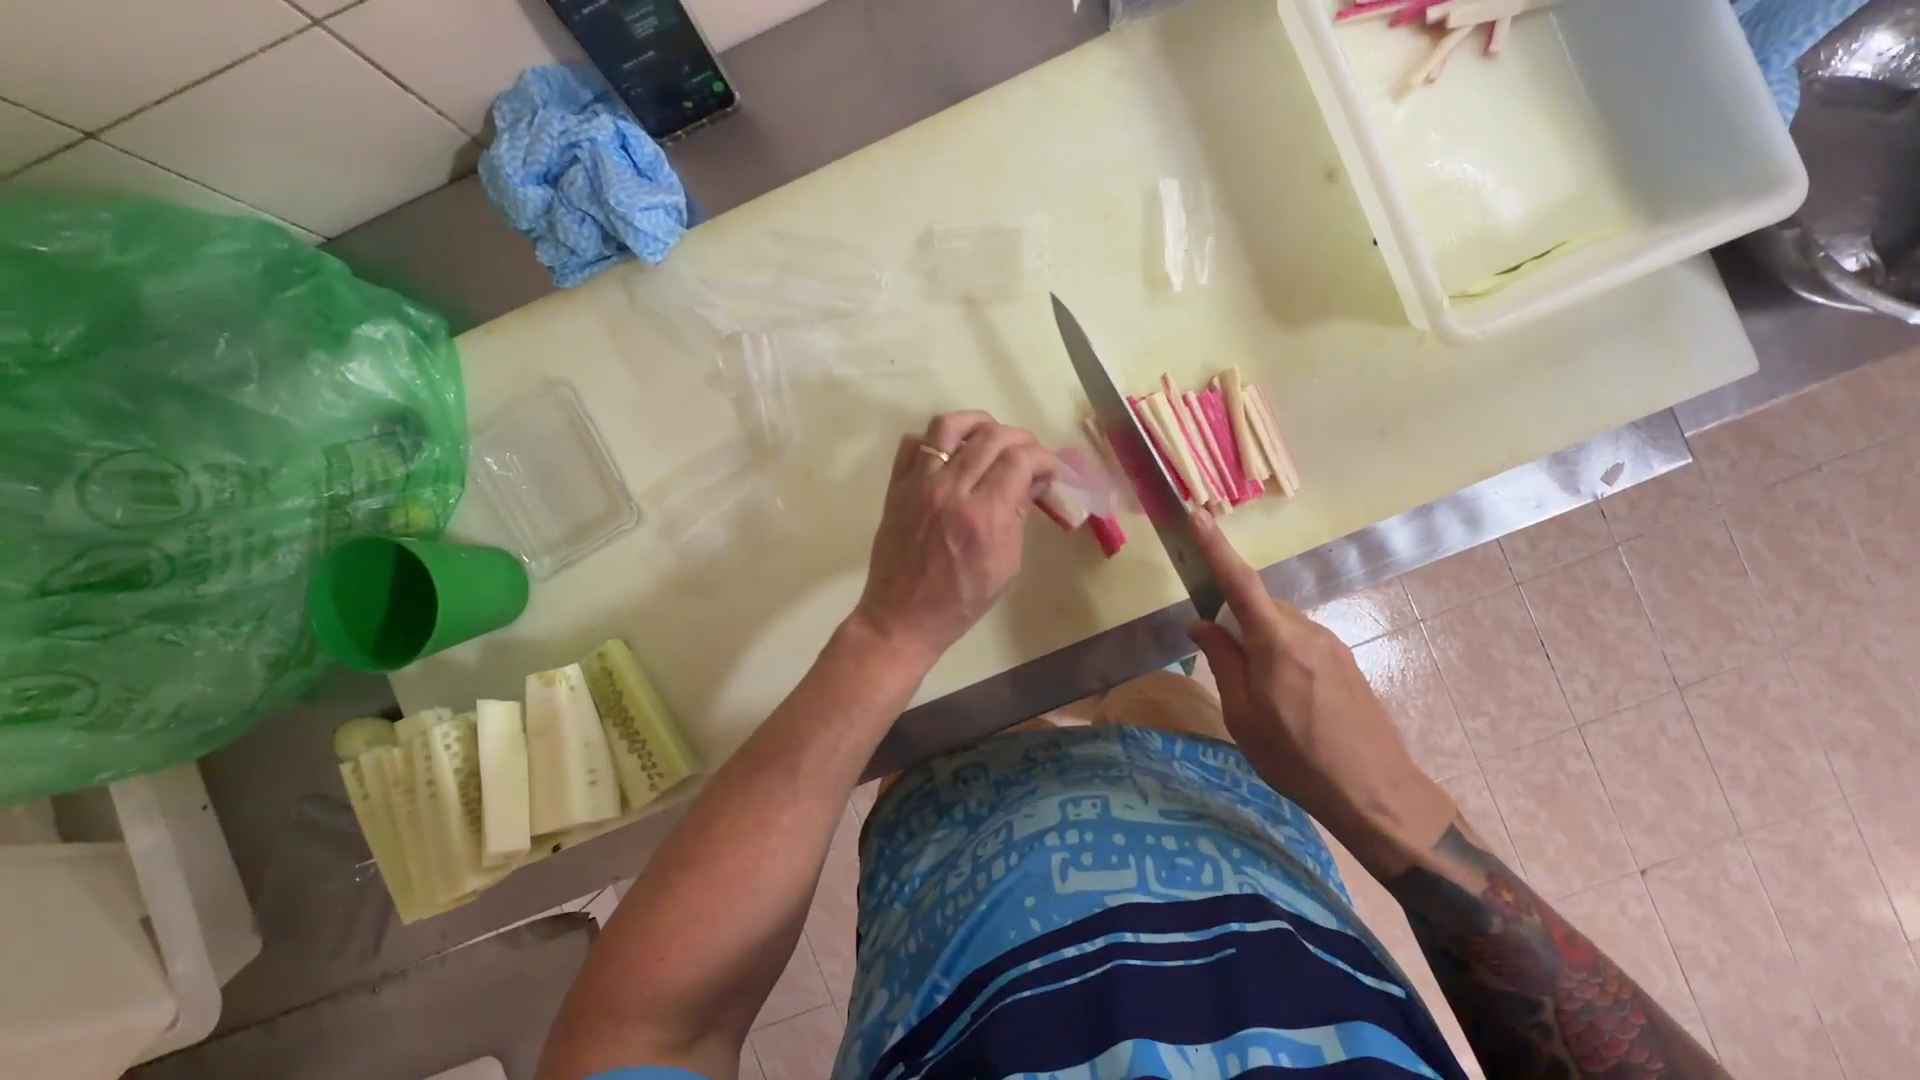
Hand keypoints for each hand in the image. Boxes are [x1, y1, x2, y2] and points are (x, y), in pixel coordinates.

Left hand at [849, 412, 1058, 668]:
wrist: (902, 617)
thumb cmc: (961, 601)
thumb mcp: (1006, 566)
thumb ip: (1018, 517)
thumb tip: (1030, 482)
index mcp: (983, 516)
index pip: (1020, 460)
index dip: (1043, 458)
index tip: (1048, 471)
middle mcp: (950, 490)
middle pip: (991, 437)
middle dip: (1020, 439)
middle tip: (1029, 456)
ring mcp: (918, 485)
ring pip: (949, 426)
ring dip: (977, 423)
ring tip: (991, 437)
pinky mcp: (896, 487)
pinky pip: (913, 444)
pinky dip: (936, 440)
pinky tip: (951, 453)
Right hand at [1184, 510, 1456, 878]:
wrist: (1376, 791)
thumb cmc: (1297, 761)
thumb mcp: (1243, 718)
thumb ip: (1222, 662)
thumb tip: (1201, 623)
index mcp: (1276, 644)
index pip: (1238, 584)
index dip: (1215, 549)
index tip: (1197, 516)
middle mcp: (1306, 632)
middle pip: (1257, 606)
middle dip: (1232, 621)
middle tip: (1221, 667)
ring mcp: (1330, 643)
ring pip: (1277, 624)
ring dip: (1256, 642)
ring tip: (1258, 697)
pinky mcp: (1343, 659)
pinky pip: (1297, 640)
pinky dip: (1277, 653)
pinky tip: (1283, 699)